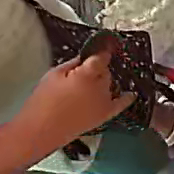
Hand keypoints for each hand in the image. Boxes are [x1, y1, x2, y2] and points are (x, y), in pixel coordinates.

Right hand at [15, 49, 134, 148]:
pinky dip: (126, 98)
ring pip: (109, 84)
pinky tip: (131, 94)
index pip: (101, 56)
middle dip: (96, 69)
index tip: (103, 43)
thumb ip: (72, 64)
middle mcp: (101, 87)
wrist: (42, 130)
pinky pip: (121, 104)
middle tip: (79, 72)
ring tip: (86, 85)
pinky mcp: (104, 115)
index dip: (101, 49)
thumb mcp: (54, 74)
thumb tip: (83, 59)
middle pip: (105, 71)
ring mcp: (105, 102)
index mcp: (88, 73)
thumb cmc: (44, 101)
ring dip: (102, 82)